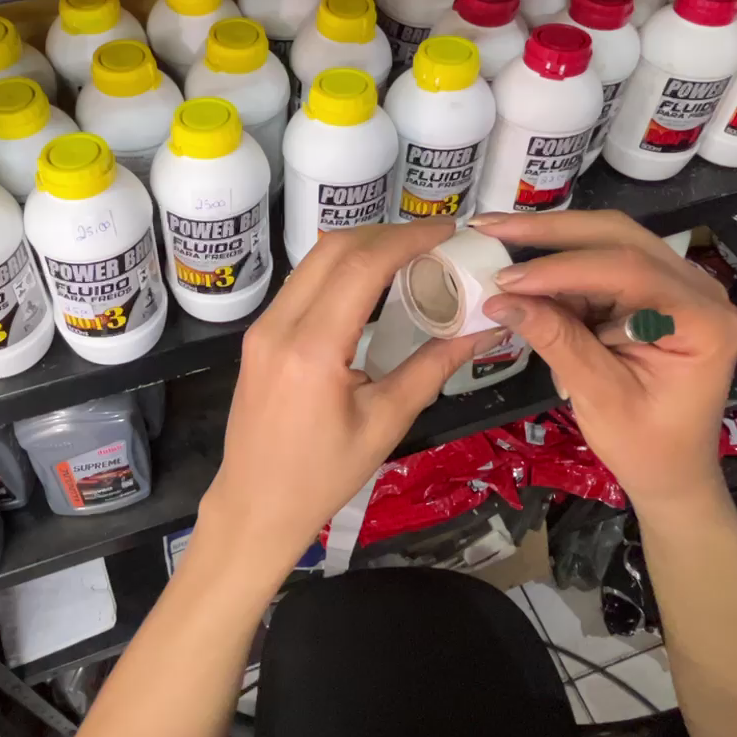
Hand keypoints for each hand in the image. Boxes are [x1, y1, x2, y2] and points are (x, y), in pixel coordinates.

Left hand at [197, 219, 503, 573]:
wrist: (255, 504)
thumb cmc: (322, 476)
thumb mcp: (384, 424)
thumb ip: (432, 368)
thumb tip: (481, 330)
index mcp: (312, 350)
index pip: (361, 268)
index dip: (407, 239)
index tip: (447, 232)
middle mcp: (279, 326)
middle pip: (333, 250)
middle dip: (385, 233)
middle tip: (432, 240)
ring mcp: (262, 328)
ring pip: (313, 261)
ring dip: (360, 247)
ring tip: (408, 255)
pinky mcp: (258, 335)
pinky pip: (301, 283)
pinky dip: (339, 270)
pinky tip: (370, 282)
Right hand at [469, 211, 736, 511]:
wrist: (671, 469)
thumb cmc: (646, 445)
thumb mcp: (600, 397)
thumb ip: (556, 342)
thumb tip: (500, 300)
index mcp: (701, 320)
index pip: (627, 270)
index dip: (561, 268)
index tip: (506, 278)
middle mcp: (696, 289)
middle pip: (618, 237)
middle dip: (549, 231)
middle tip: (490, 227)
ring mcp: (673, 285)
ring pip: (606, 240)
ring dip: (548, 240)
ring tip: (495, 236)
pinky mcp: (647, 292)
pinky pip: (598, 262)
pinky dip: (555, 265)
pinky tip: (518, 265)